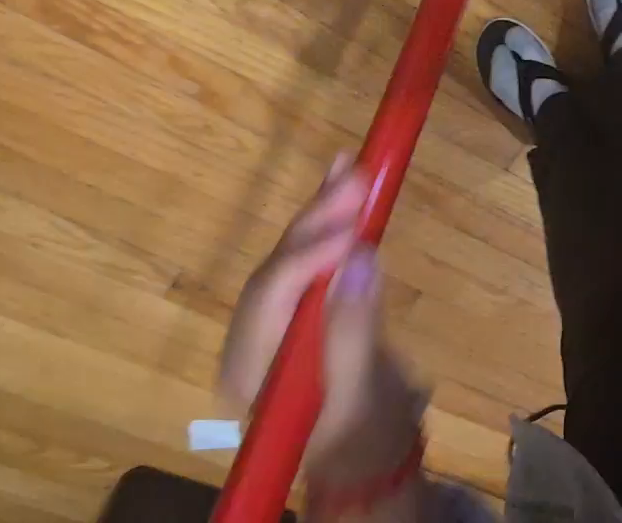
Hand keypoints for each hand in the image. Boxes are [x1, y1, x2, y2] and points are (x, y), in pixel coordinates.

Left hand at [218, 153, 423, 481]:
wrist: (370, 456)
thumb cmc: (362, 439)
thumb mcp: (360, 398)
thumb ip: (353, 333)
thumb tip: (360, 258)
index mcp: (251, 369)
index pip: (270, 300)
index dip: (309, 257)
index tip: (354, 227)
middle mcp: (253, 338)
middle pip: (279, 267)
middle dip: (317, 220)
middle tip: (356, 174)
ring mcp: (278, 321)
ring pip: (293, 255)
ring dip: (323, 210)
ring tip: (352, 166)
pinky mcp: (304, 307)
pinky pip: (312, 258)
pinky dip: (331, 221)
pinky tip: (345, 187)